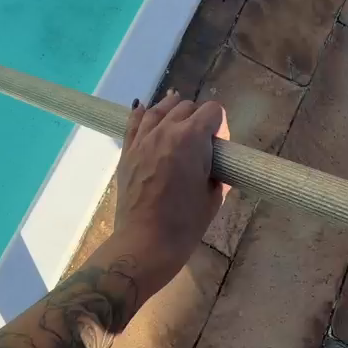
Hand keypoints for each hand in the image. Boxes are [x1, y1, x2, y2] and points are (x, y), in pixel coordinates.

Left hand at [104, 91, 229, 296]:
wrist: (146, 241)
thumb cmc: (185, 223)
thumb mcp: (213, 196)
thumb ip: (216, 169)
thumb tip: (213, 159)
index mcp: (191, 139)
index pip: (212, 111)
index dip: (220, 125)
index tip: (219, 143)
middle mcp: (165, 130)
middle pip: (186, 106)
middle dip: (198, 118)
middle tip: (202, 141)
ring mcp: (143, 138)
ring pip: (160, 108)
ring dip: (173, 111)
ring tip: (179, 121)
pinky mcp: (127, 149)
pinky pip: (134, 120)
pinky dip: (143, 113)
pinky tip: (147, 112)